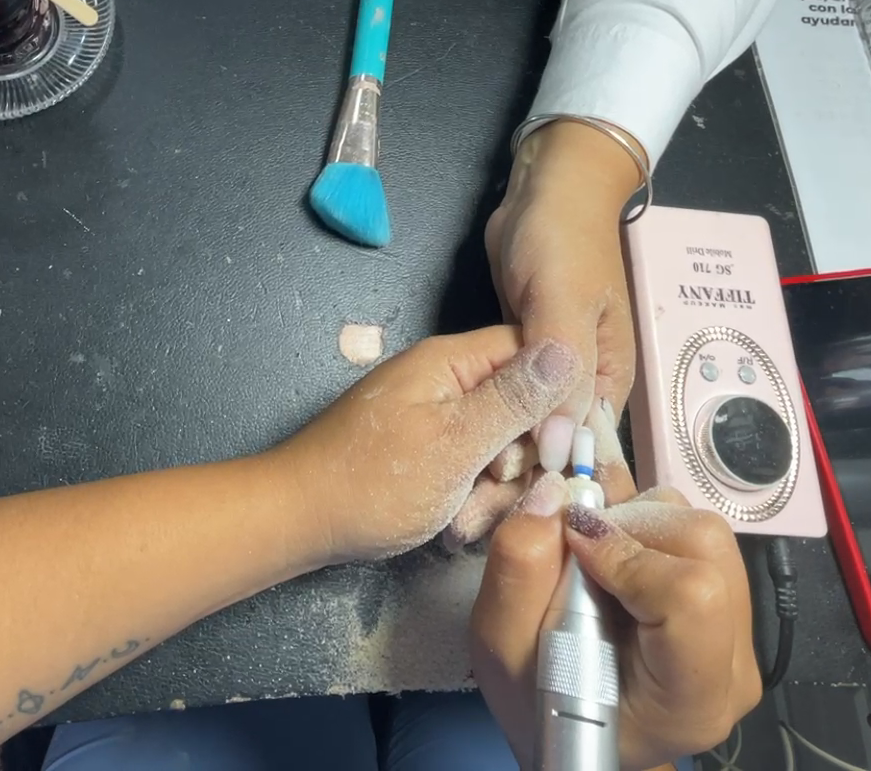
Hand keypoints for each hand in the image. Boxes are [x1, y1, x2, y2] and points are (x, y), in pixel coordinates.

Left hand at [265, 328, 576, 562]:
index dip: (557, 399)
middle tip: (494, 486)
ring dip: (494, 488)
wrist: (303, 520)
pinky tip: (452, 522)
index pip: (533, 353)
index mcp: (452, 362)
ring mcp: (438, 420)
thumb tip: (567, 348)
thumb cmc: (375, 480)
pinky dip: (471, 498)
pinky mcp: (431, 453)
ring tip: (462, 513)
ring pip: (502, 447)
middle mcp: (448, 383)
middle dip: (519, 457)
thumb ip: (513, 398)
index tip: (556, 449)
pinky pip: (474, 468)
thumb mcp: (454, 441)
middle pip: (523, 407)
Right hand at [470, 478, 759, 769]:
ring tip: (593, 555)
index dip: (622, 552)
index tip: (569, 546)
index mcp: (688, 695)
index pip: (691, 594)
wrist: (576, 726)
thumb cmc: (540, 700)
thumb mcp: (501, 644)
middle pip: (701, 544)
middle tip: (575, 549)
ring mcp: (739, 628)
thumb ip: (520, 568)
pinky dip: (642, 520)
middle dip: (625, 525)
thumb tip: (554, 493)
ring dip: (634, 520)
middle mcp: (734, 661)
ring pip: (699, 527)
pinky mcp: (728, 597)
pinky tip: (611, 549)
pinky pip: (692, 529)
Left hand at [487, 120, 640, 471]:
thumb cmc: (559, 242)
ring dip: (497, 452)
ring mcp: (543, 364)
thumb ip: (562, 370)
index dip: (547, 475)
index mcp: (602, 375)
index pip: (580, 443)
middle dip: (516, 472)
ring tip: (459, 500)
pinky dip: (487, 422)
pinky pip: (504, 398)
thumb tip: (562, 446)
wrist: (544, 190)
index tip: (507, 505)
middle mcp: (577, 378)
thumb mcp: (561, 303)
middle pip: (549, 440)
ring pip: (522, 423)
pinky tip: (460, 454)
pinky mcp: (516, 349)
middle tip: (471, 513)